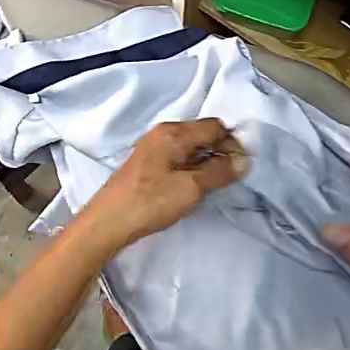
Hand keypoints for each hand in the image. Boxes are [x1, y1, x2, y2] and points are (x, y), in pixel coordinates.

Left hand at [71, 119, 245, 252]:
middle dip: (220, 152)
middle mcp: (163, 133)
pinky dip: (191, 167)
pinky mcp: (146, 164)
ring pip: (190, 146)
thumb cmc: (150, 202)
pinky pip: (178, 157)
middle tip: (230, 177)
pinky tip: (191, 187)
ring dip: (206, 161)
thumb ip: (220, 172)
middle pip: (203, 133)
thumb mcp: (191, 188)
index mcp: (174, 133)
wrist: (106, 223)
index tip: (241, 166)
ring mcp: (152, 148)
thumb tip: (243, 161)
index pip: (215, 126)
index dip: (233, 143)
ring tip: (212, 185)